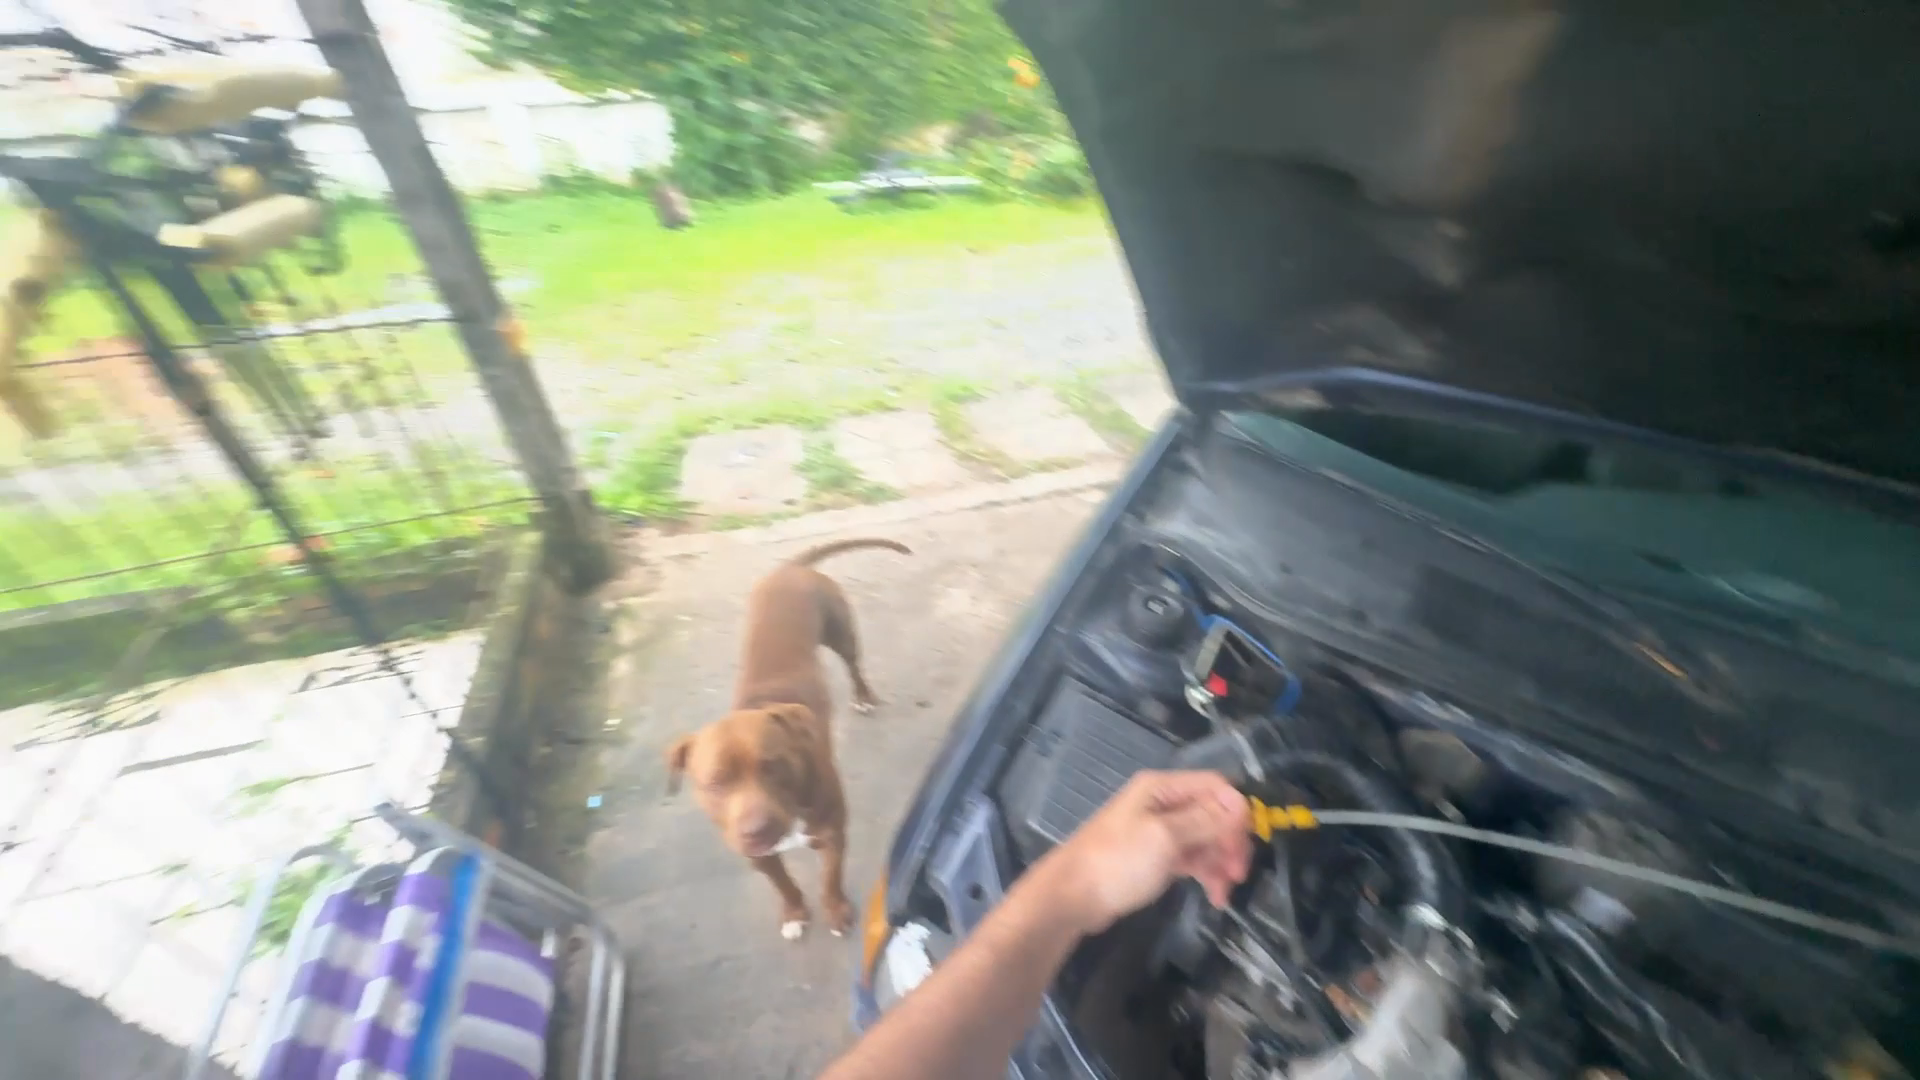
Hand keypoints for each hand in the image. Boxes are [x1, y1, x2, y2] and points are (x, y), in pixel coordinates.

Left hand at [1028, 770, 1252, 935]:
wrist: (1073, 895)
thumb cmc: (1117, 861)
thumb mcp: (1164, 838)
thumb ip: (1204, 821)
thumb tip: (1241, 803)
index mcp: (1161, 788)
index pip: (1214, 786)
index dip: (1236, 811)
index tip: (1245, 843)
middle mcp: (1161, 803)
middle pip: (1212, 813)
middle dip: (1230, 840)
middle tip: (1237, 872)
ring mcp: (1158, 830)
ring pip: (1205, 838)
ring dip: (1220, 861)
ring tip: (1224, 890)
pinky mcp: (1155, 855)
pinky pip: (1191, 857)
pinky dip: (1205, 872)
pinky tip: (1214, 895)